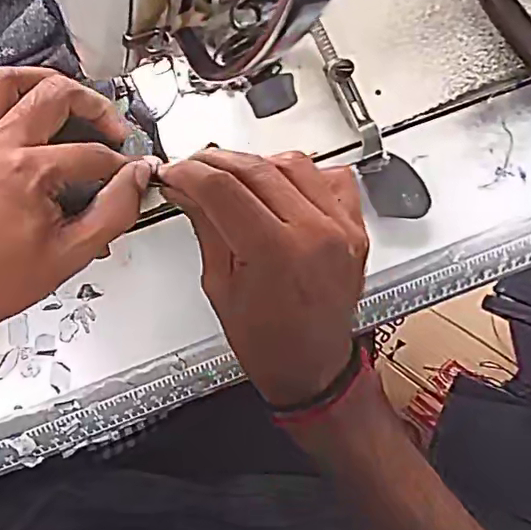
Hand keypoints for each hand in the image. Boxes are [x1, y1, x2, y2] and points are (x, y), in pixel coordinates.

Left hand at [0, 67, 154, 371]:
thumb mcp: (72, 253)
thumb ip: (114, 211)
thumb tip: (135, 179)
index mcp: (27, 172)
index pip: (92, 153)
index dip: (121, 163)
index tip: (131, 172)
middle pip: (55, 94)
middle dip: (95, 105)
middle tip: (112, 125)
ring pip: (8, 81)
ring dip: (45, 80)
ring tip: (70, 94)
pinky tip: (18, 108)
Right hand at [159, 149, 368, 408]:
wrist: (312, 367)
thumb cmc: (269, 343)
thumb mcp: (219, 285)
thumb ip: (206, 227)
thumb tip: (187, 191)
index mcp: (275, 253)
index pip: (222, 188)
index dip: (190, 173)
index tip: (176, 171)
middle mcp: (315, 234)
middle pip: (255, 169)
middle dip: (214, 163)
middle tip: (193, 169)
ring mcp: (341, 228)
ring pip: (292, 163)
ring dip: (254, 163)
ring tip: (232, 175)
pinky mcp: (355, 227)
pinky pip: (330, 176)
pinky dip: (300, 173)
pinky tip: (279, 184)